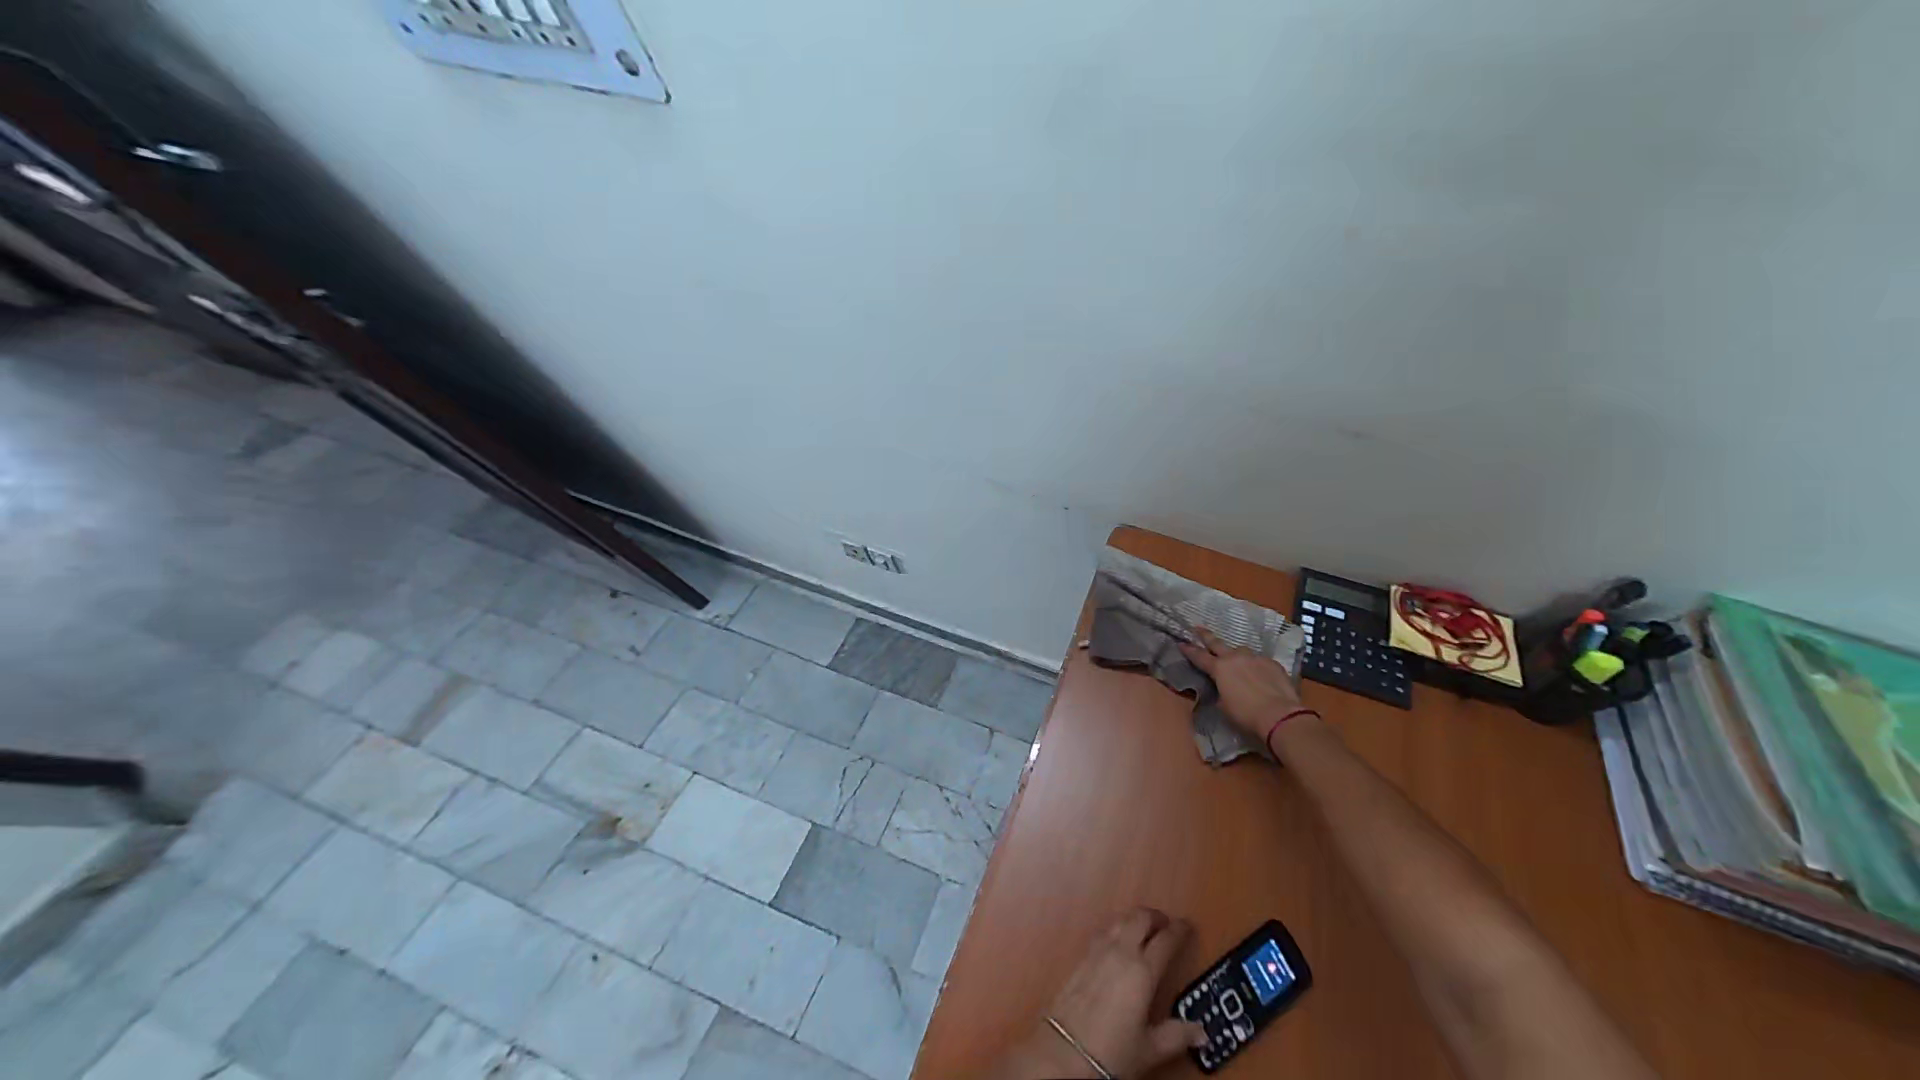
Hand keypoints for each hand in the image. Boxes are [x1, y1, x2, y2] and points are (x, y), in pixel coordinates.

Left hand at [994, 908, 1204, 1078]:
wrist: (1065, 1050)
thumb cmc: (1113, 1050)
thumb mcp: (1151, 1048)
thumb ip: (1177, 1035)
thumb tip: (1201, 1033)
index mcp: (1143, 971)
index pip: (1165, 940)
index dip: (1179, 930)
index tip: (1187, 925)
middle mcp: (1121, 953)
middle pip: (1140, 918)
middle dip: (1155, 917)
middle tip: (1166, 924)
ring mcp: (1098, 951)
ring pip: (1120, 920)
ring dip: (1134, 919)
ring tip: (1144, 928)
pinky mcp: (1082, 956)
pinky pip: (1104, 931)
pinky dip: (1117, 928)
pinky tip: (1118, 940)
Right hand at [1179, 627, 1304, 742]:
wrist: (1279, 714)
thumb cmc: (1245, 714)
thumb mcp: (1223, 706)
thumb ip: (1220, 691)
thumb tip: (1223, 688)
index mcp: (1219, 668)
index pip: (1199, 657)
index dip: (1189, 650)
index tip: (1181, 643)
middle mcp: (1235, 658)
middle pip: (1217, 643)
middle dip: (1205, 636)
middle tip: (1197, 628)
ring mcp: (1255, 658)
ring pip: (1241, 650)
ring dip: (1236, 654)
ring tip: (1236, 660)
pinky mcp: (1272, 663)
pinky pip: (1259, 661)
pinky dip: (1255, 666)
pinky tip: (1259, 675)